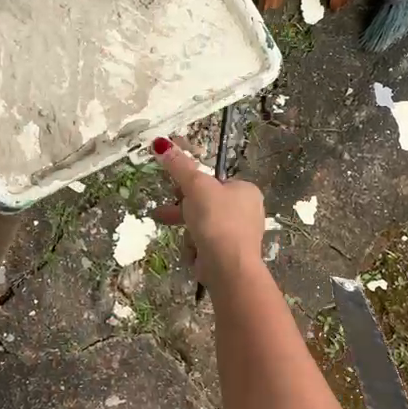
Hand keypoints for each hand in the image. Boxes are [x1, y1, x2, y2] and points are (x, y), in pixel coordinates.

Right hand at [150, 136, 265, 284]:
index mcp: (245, 190)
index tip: (175, 190)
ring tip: (168, 229)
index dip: (191, 184)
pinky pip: (206, 240)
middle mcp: (246, 210)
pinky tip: (192, 249)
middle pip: (206, 202)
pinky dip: (195, 243)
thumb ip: (179, 166)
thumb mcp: (195, 187)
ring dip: (185, 226)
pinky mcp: (229, 252)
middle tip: (164, 211)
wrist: (228, 266)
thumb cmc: (217, 220)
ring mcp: (239, 232)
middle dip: (182, 208)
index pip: (213, 180)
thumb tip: (161, 143)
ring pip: (203, 222)